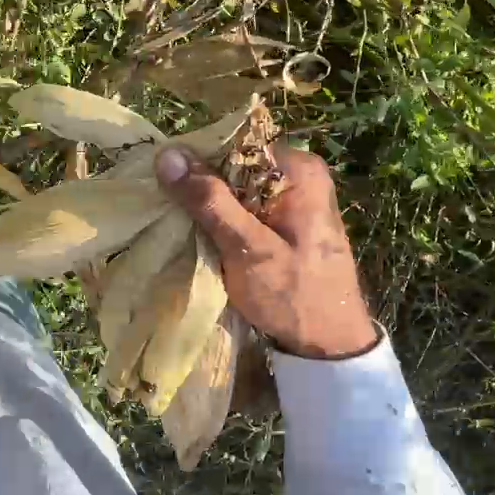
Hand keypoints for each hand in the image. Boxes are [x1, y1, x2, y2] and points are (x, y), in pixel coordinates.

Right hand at [155, 142, 378, 359]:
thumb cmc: (294, 296)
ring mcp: (290, 199)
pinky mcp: (280, 221)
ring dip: (204, 202)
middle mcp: (297, 176)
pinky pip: (239, 205)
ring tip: (175, 217)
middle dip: (198, 182)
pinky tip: (197, 231)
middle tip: (165, 202)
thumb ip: (209, 200)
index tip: (166, 178)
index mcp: (299, 171)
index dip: (195, 157)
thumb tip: (167, 154)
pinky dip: (217, 217)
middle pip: (231, 163)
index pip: (233, 144)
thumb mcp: (247, 248)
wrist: (329, 351)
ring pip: (230, 185)